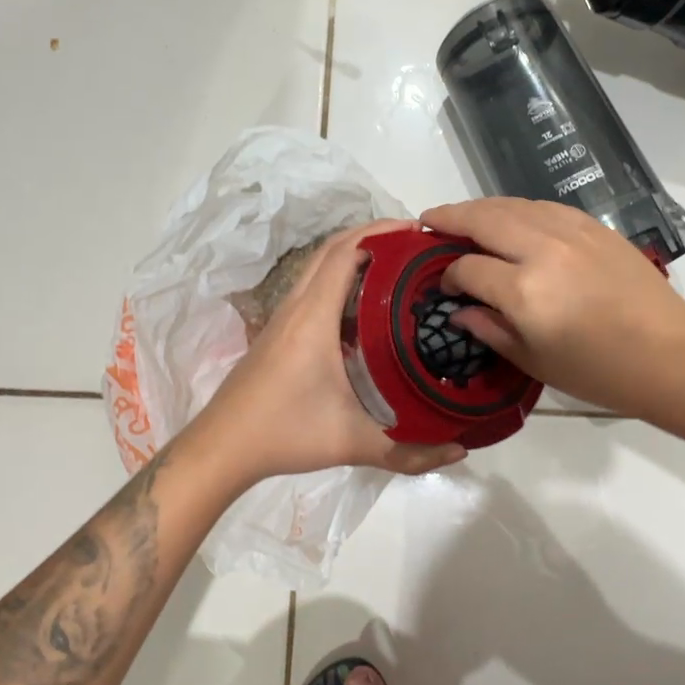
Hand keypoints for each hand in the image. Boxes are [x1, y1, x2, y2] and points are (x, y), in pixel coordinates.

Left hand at [189, 220, 468, 487]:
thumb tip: (462, 452)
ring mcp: (283, 316)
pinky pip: (311, 285)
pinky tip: (365, 300)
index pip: (346, 252)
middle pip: (332, 248)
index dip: (382, 233)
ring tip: (397, 262)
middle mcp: (296, 306)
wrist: (222, 447)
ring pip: (318, 265)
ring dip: (354, 252)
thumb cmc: (286, 434)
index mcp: (313, 317)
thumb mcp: (353, 443)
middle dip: (373, 235)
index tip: (420, 232)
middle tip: (416, 242)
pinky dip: (339, 274)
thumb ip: (410, 452)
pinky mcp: (277, 330)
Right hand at [421, 197, 684, 412]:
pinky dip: (519, 209)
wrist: (669, 357)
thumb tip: (459, 311)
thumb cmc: (598, 372)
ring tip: (464, 216)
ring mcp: (572, 232)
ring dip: (482, 208)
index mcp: (524, 291)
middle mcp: (543, 251)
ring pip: (513, 205)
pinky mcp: (595, 227)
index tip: (446, 288)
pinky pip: (545, 207)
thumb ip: (490, 330)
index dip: (449, 276)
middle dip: (450, 218)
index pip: (468, 268)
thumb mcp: (534, 361)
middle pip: (483, 219)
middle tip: (430, 221)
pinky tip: (512, 218)